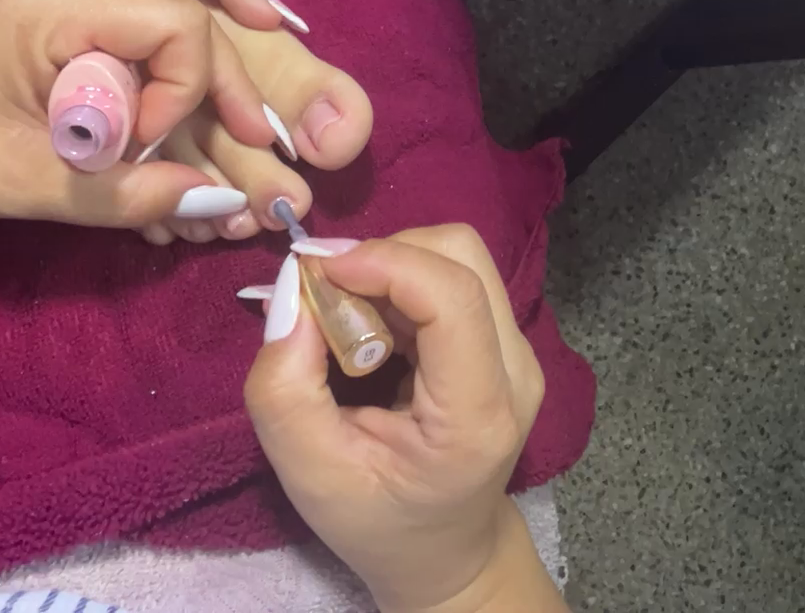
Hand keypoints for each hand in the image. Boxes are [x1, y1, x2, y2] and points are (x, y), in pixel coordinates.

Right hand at [243, 225, 560, 612]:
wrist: (448, 550)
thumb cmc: (379, 522)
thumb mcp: (310, 475)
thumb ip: (285, 389)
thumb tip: (292, 294)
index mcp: (477, 413)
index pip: (453, 297)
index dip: (385, 261)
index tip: (316, 269)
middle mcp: (516, 368)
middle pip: (462, 255)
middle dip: (386, 254)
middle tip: (329, 291)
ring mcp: (519, 348)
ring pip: (460, 254)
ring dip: (393, 263)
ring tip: (350, 309)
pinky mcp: (506, 337)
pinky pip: (455, 274)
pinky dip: (404, 277)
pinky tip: (375, 320)